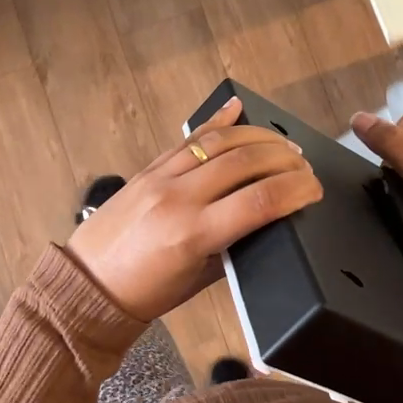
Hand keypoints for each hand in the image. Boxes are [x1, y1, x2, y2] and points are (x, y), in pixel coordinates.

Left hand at [68, 97, 322, 320]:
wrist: (88, 284)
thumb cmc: (145, 292)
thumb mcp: (199, 279)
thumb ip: (233, 246)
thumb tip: (264, 219)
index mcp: (193, 234)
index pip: (259, 201)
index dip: (295, 190)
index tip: (315, 189)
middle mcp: (178, 198)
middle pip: (244, 162)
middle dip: (283, 159)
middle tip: (304, 165)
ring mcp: (159, 178)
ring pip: (217, 142)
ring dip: (256, 137)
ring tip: (283, 143)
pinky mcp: (147, 169)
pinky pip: (187, 140)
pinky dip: (215, 124)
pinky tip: (236, 109)